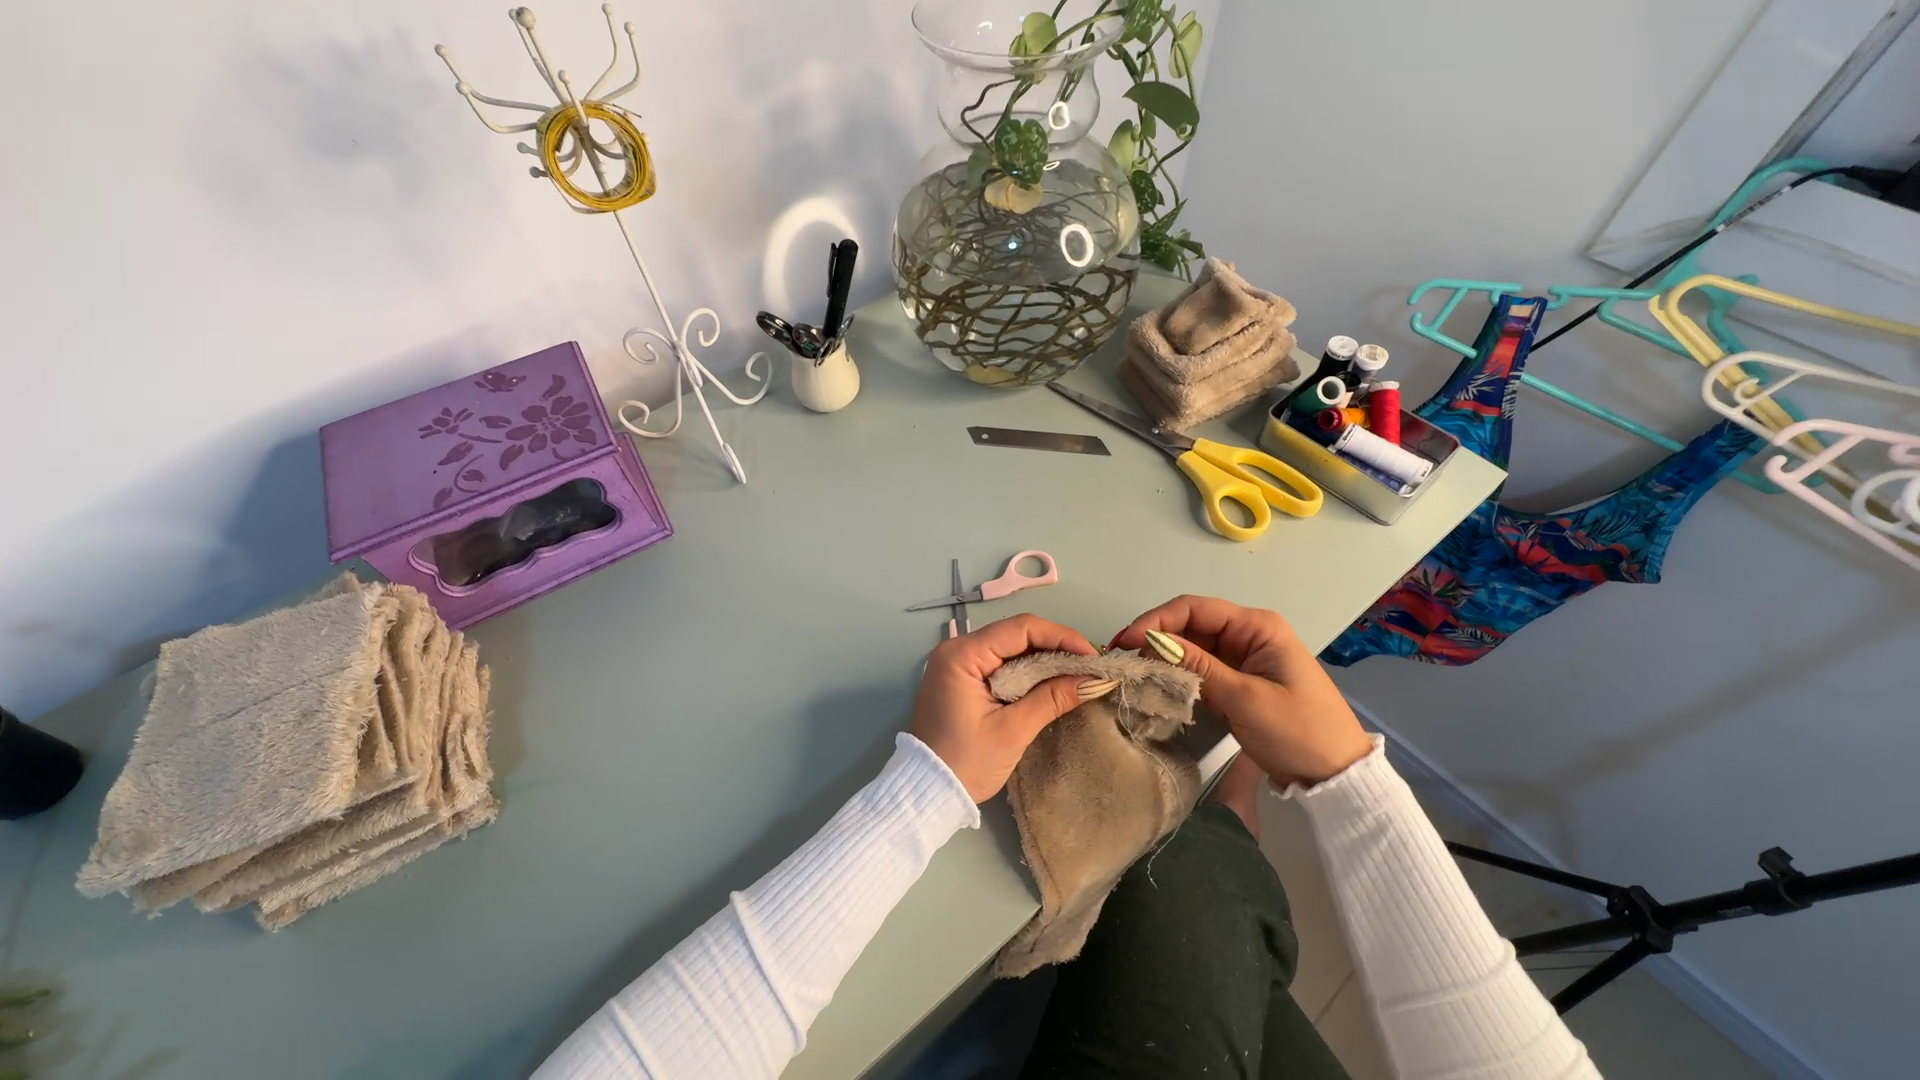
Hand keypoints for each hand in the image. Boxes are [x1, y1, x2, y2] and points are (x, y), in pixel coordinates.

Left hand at [910, 614, 1098, 802]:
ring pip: (1011, 648)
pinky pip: (1001, 664)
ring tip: (1078, 672)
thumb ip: (1051, 699)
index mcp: (961, 655)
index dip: (1061, 637)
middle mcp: (956, 650)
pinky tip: (1051, 681)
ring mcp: (958, 664)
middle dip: (1056, 647)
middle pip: (1016, 634)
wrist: (927, 792)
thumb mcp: (1012, 731)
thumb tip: (1092, 680)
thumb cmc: (966, 763)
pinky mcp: (963, 679)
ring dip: (1044, 659)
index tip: (1092, 655)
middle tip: (1090, 665)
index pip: (1020, 629)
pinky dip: (1028, 671)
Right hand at [1112, 596, 1371, 787]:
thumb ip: (1198, 667)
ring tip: (1131, 671)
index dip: (1156, 620)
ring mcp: (1243, 658)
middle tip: (1121, 659)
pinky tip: (1156, 684)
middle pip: (1191, 624)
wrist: (1336, 775)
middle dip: (1155, 638)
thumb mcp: (1245, 699)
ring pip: (1192, 647)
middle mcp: (1249, 634)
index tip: (1125, 641)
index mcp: (1258, 627)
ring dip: (1163, 657)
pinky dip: (1178, 675)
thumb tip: (1152, 642)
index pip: (1195, 608)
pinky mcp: (1239, 681)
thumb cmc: (1299, 731)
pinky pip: (1201, 669)